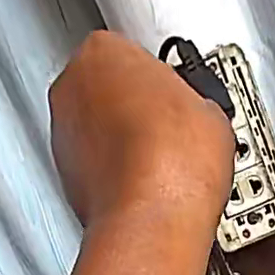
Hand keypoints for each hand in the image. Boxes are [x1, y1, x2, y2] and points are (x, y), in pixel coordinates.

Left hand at [49, 31, 236, 229]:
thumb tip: (200, 119)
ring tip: (161, 167)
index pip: (130, 53)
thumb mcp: (210, 112)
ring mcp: (64, 144)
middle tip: (168, 131)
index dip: (159, 78)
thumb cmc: (172, 164)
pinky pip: (95, 174)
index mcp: (100, 51)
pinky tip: (147, 191)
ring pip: (96, 136)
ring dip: (122, 148)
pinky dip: (116, 181)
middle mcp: (70, 93)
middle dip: (133, 111)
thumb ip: (193, 104)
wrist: (154, 222)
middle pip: (105, 93)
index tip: (176, 96)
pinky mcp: (68, 188)